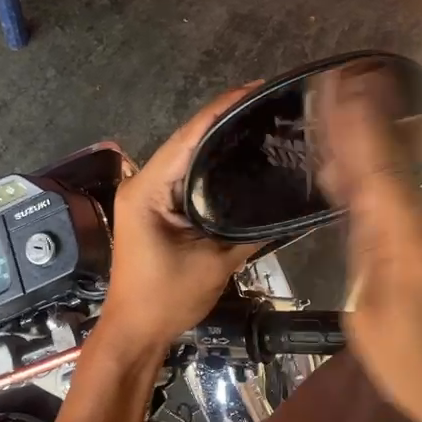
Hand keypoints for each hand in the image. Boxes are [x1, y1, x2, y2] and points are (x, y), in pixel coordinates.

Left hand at [99, 86, 262, 348]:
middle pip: (188, 141)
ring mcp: (148, 195)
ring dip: (219, 142)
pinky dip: (211, 167)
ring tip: (261, 124)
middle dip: (226, 120)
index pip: (189, 137)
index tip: (256, 88)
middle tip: (269, 106)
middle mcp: (143, 183)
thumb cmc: (166, 299)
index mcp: (148, 189)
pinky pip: (187, 178)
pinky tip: (240, 160)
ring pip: (187, 157)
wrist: (136, 333)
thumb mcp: (214, 264)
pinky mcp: (157, 209)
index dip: (222, 110)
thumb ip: (249, 231)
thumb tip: (285, 207)